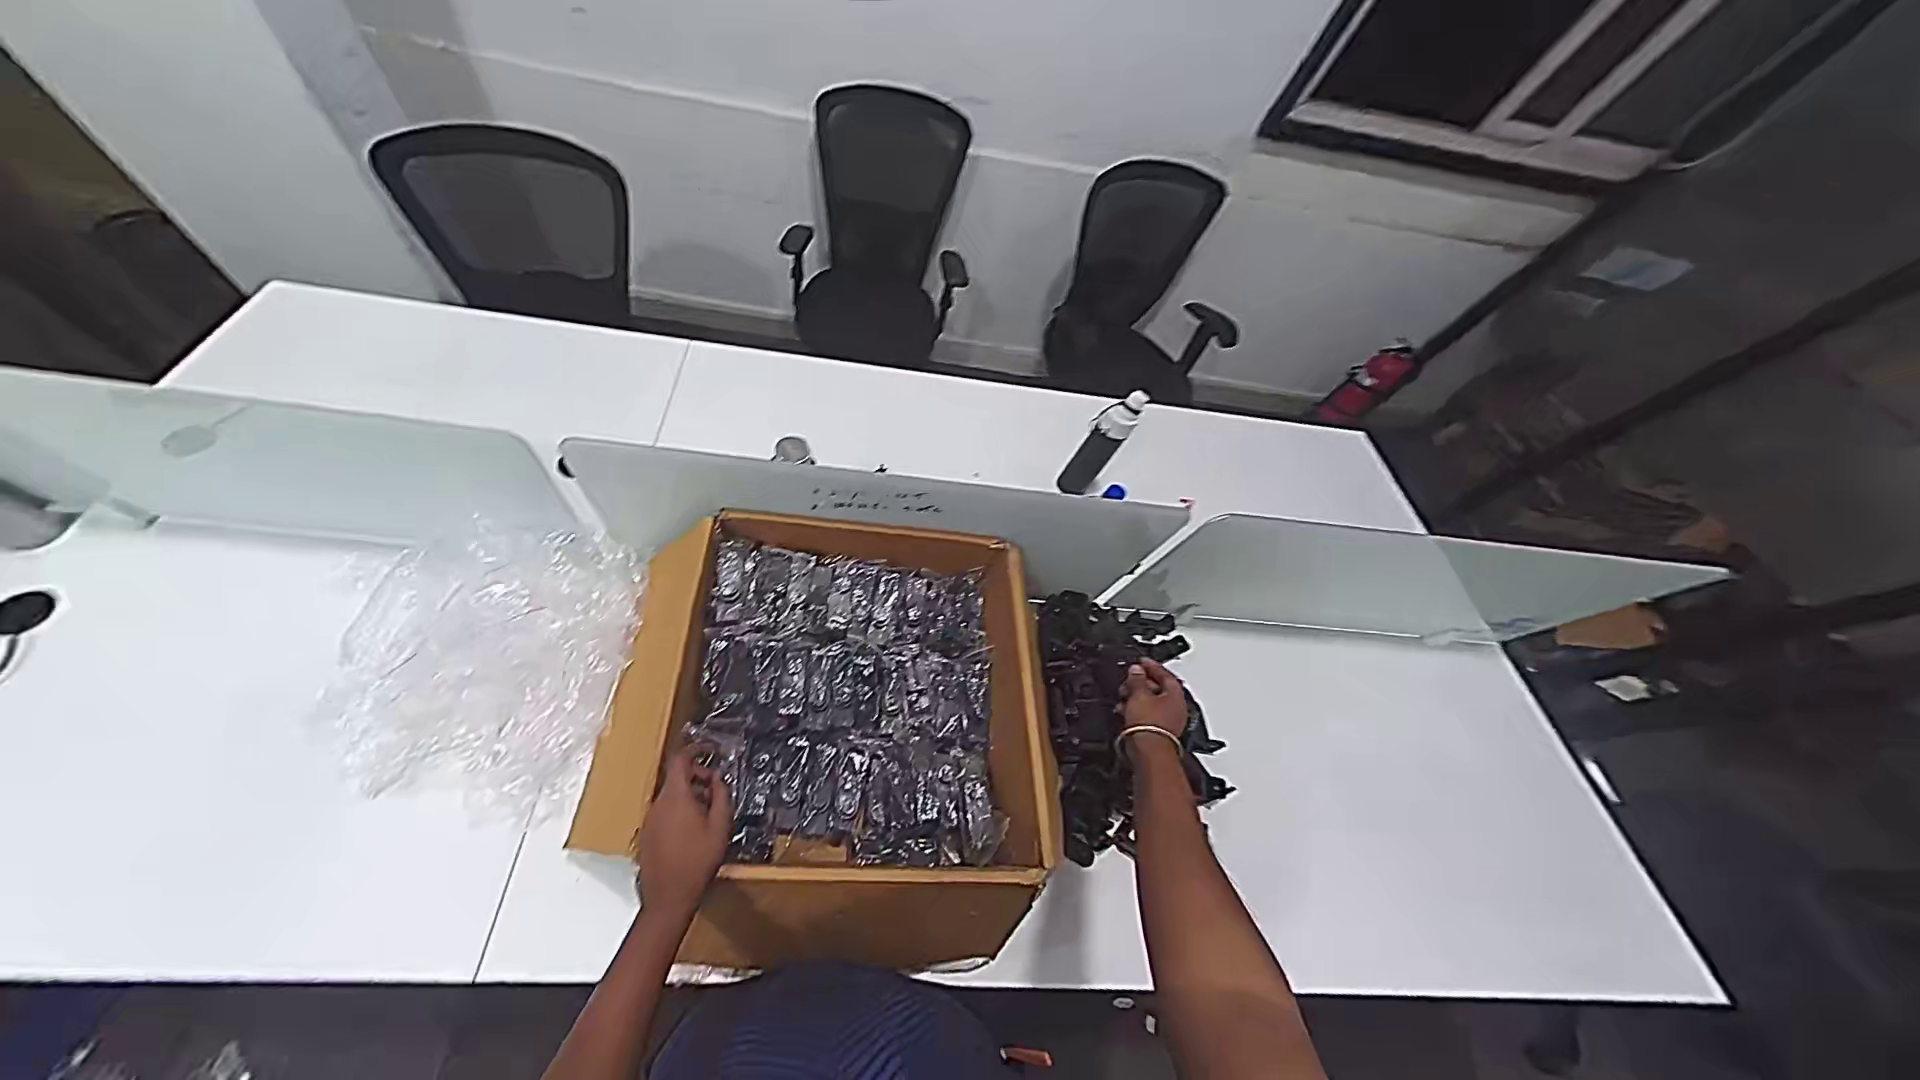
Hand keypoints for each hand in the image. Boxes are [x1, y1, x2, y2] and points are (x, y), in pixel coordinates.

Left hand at [635, 751, 732, 915]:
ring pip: (670, 797)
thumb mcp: (720, 826)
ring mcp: (649, 821)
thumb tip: (717, 779)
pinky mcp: (646, 835)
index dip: (695, 750)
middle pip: (676, 779)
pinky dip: (678, 812)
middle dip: (697, 779)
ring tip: (707, 815)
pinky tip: (692, 831)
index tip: (709, 751)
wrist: (669, 898)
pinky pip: (664, 813)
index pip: (680, 760)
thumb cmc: (698, 861)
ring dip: (689, 797)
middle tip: (715, 791)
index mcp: (676, 797)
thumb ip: (721, 795)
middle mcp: (657, 805)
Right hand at [1122, 658, 1188, 737]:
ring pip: (1152, 703)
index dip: (1152, 666)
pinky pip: (1147, 715)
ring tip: (1124, 695)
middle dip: (1142, 682)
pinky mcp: (1158, 732)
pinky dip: (1136, 710)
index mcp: (1176, 695)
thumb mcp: (1139, 694)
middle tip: (1130, 678)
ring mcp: (1168, 721)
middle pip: (1159, 689)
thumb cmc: (1150, 725)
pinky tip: (1125, 710)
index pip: (1165, 675)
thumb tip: (1136, 670)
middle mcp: (1175, 708)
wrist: (1148, 751)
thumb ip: (1137, 679)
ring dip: (1137, 696)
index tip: (1142, 661)